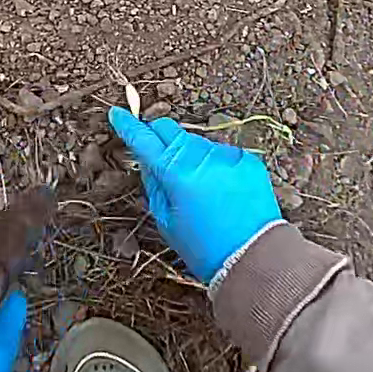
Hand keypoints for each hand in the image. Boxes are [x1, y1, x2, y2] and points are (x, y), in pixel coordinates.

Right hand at [109, 110, 282, 282]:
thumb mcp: (167, 221)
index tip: (118, 114)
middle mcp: (202, 157)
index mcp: (177, 173)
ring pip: (197, 142)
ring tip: (199, 189)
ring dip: (190, 154)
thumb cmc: (206, 248)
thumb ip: (155, 185)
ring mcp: (226, 155)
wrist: (253, 257)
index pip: (144, 140)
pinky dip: (215, 164)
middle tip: (160, 157)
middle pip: (171, 129)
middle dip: (160, 137)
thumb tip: (148, 162)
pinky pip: (222, 153)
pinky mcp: (247, 159)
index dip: (128, 126)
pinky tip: (221, 190)